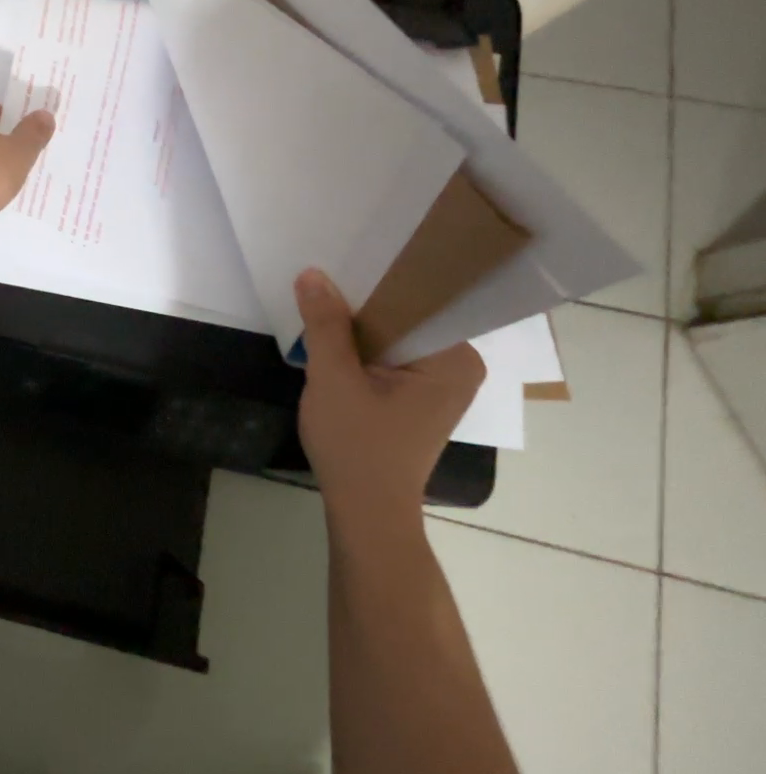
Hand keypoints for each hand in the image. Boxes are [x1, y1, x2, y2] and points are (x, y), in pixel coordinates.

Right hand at [294, 268, 485, 528]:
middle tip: (319, 287)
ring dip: (356, 332)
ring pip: (392, 338)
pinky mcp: (419, 398)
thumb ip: (325, 325)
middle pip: (404, 318)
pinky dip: (361, 353)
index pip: (417, 301)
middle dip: (360, 308)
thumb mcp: (332, 378)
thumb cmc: (356, 444)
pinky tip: (331, 350)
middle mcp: (459, 365)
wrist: (365, 506)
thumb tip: (313, 273)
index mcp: (454, 357)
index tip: (338, 266)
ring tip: (319, 314)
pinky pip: (390, 358)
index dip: (375, 283)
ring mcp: (440, 384)